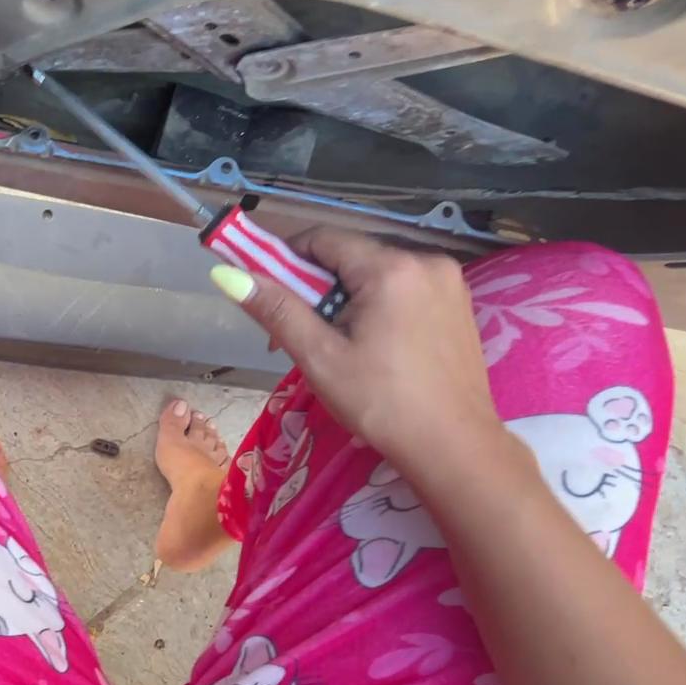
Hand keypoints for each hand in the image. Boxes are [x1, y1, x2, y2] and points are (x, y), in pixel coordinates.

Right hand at [211, 227, 503, 476]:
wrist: (452, 445)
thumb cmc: (379, 402)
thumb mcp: (318, 356)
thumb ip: (276, 310)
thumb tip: (228, 275)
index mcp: (390, 269)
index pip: (323, 239)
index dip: (286, 259)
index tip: (268, 295)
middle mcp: (426, 261)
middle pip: (350, 257)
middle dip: (315, 287)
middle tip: (297, 334)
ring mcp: (448, 281)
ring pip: (375, 274)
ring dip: (344, 298)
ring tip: (334, 346)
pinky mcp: (457, 303)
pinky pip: (402, 289)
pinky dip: (375, 307)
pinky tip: (369, 346)